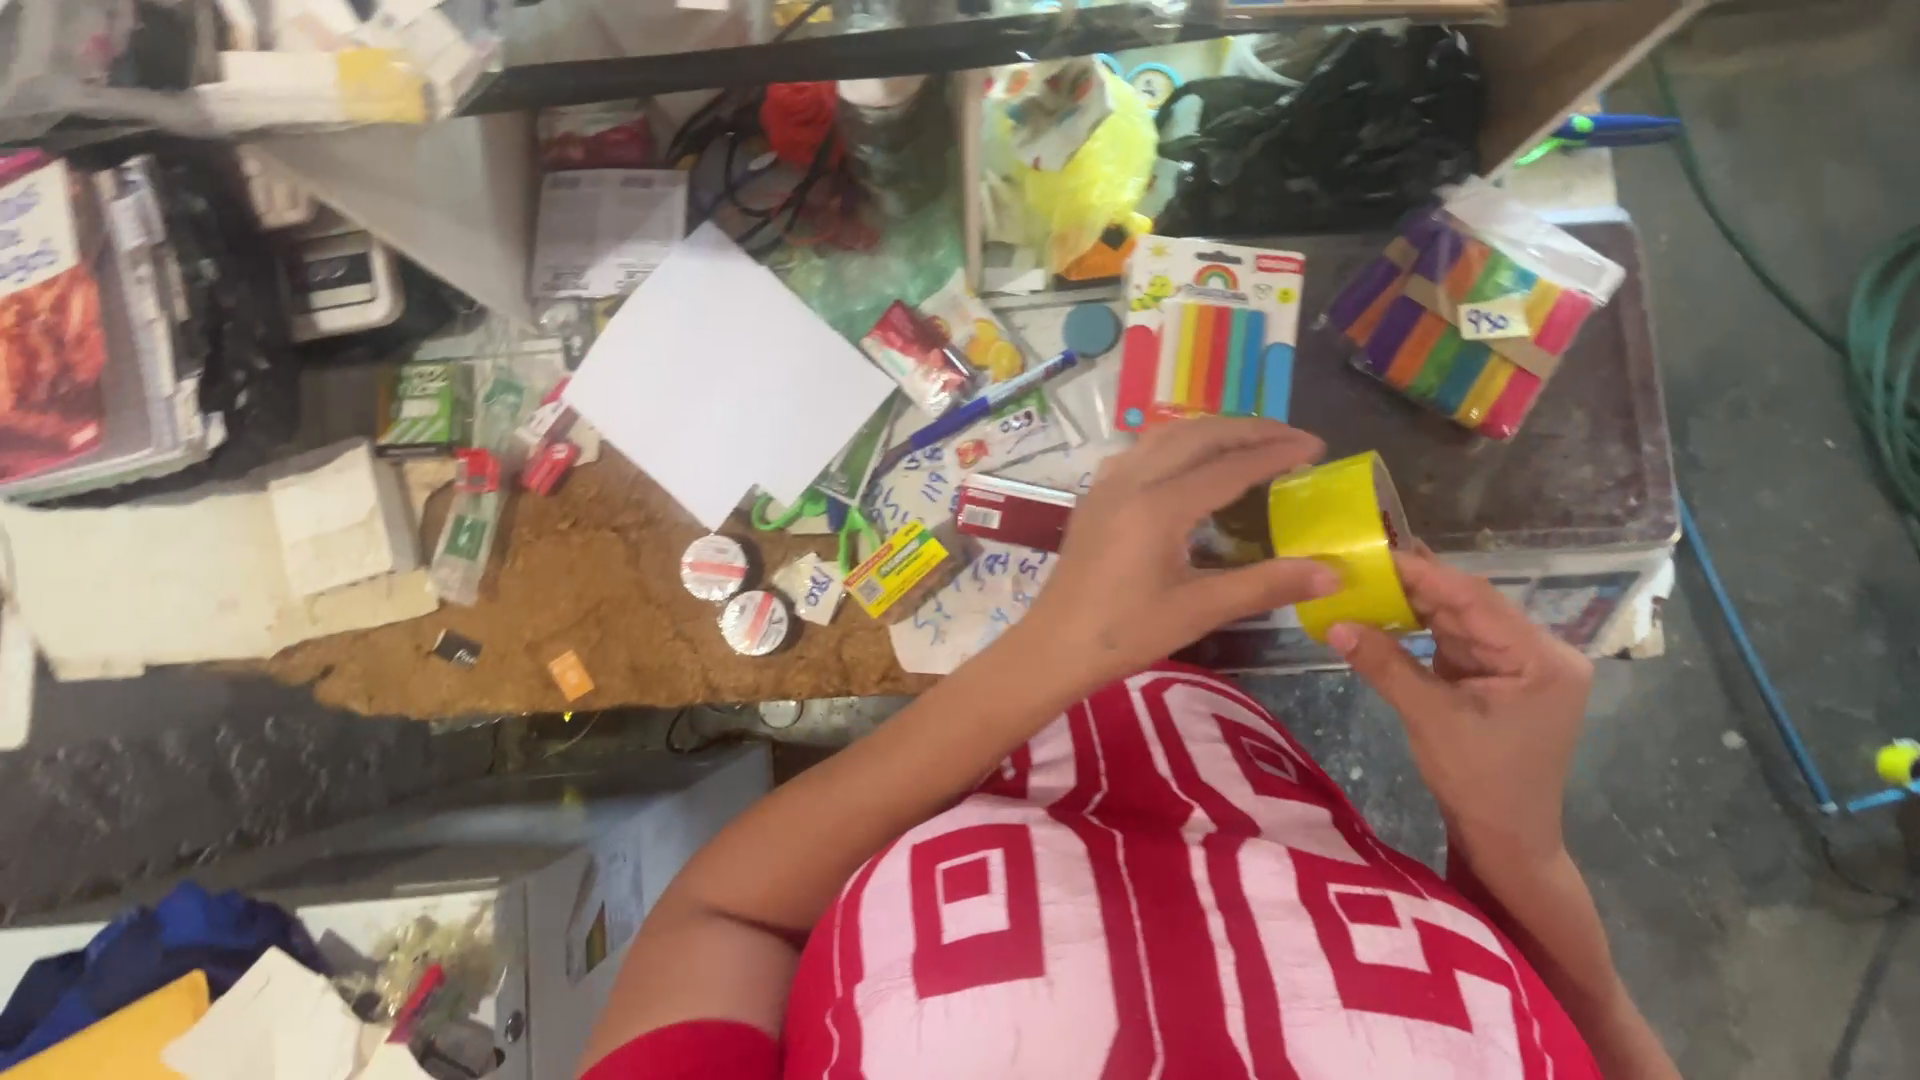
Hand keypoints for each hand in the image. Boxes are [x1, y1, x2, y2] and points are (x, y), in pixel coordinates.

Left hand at [1014, 417, 1338, 694]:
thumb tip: (1333, 573)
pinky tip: (1189, 463)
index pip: (1231, 465)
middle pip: (1198, 435)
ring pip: (1165, 435)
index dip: (1277, 453)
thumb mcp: (1199, 611)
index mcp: (1160, 505)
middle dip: (1249, 429)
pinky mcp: (1094, 495)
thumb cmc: (1125, 634)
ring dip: (1211, 431)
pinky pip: (1140, 450)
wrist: (1054, 646)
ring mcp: (1107, 483)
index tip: (1317, 448)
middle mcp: (1132, 480)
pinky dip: (1176, 443)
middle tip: (1291, 439)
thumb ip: (1266, 586)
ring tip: (1249, 443)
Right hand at [1329, 549, 1591, 868]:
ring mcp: (1516, 665)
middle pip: (1468, 606)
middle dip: (1414, 587)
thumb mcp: (1429, 718)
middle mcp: (1537, 653)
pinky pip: (1453, 643)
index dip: (1423, 573)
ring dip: (1412, 607)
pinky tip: (1385, 615)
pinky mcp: (1495, 678)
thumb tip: (1333, 624)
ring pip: (1458, 621)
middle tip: (1359, 565)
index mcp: (1541, 658)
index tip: (1374, 554)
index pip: (1475, 599)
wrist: (1506, 839)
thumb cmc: (1480, 781)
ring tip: (1363, 583)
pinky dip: (1418, 631)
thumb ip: (1385, 664)